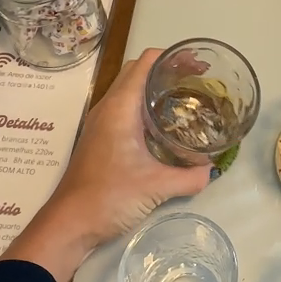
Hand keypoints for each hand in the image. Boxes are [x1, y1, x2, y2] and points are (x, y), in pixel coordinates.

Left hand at [3, 49, 209, 281]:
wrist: (68, 224)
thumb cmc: (109, 197)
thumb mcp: (156, 187)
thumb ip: (189, 177)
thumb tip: (212, 169)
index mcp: (120, 107)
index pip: (146, 62)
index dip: (172, 57)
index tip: (199, 65)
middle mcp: (108, 107)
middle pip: (137, 70)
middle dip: (166, 68)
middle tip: (197, 79)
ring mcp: (101, 122)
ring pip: (129, 89)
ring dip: (154, 86)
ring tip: (184, 97)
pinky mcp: (100, 137)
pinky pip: (125, 107)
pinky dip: (145, 104)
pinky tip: (163, 124)